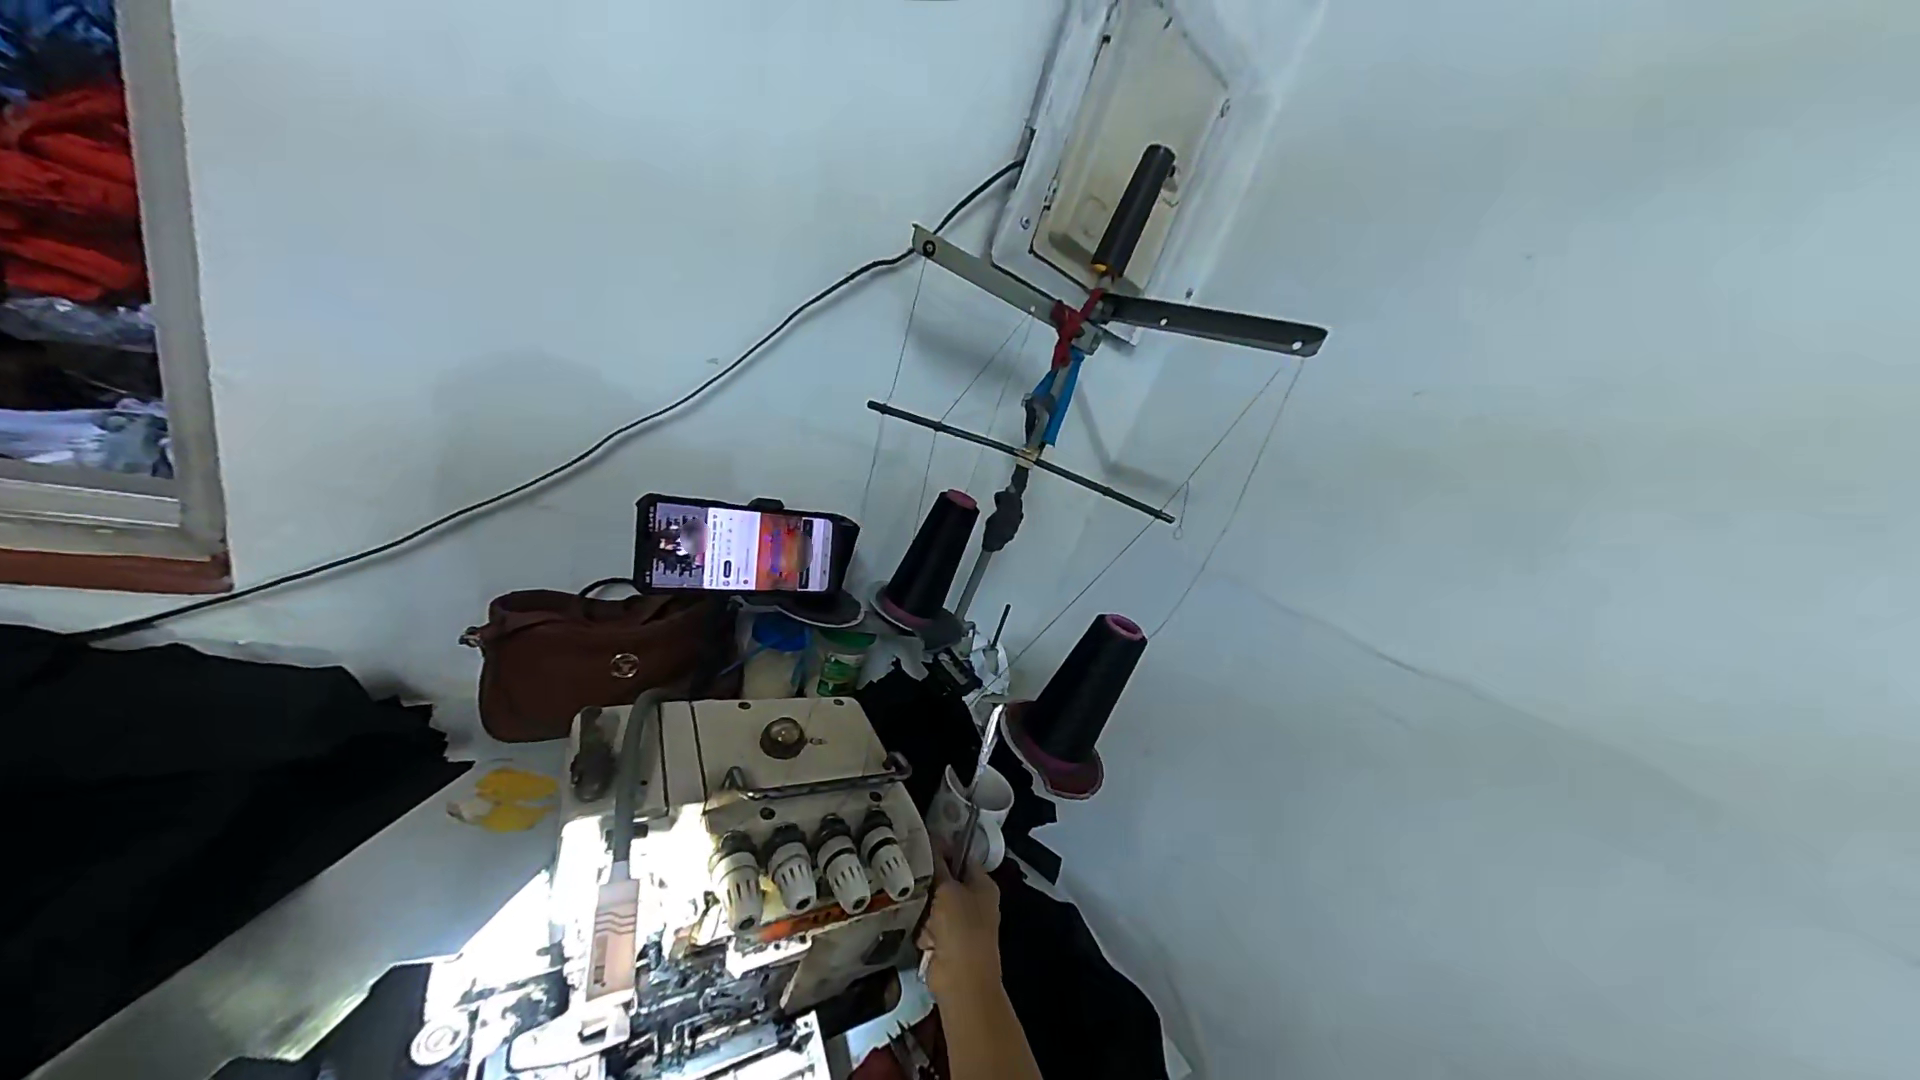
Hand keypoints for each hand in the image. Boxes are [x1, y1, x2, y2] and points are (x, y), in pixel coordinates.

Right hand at [916, 843, 1002, 1004]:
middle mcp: (974, 901)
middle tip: (910, 876)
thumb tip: (932, 838)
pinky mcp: (946, 942)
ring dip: (924, 910)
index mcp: (983, 885)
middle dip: (929, 884)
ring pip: (933, 904)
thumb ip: (938, 866)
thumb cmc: (961, 927)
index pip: (962, 858)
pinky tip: (921, 934)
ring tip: (918, 912)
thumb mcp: (948, 890)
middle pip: (946, 881)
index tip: (919, 844)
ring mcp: (960, 923)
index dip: (944, 850)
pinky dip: (923, 929)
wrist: (962, 980)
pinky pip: (928, 925)